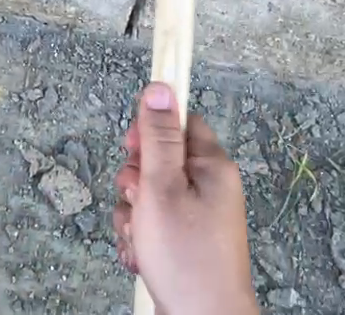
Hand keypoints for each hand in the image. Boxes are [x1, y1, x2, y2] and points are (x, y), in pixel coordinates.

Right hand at [112, 83, 259, 314]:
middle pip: (158, 158)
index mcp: (212, 166)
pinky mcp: (184, 242)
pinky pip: (151, 223)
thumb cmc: (185, 257)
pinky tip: (140, 255)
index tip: (134, 150)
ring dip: (132, 213)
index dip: (151, 131)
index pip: (179, 122)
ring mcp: (197, 217)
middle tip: (137, 199)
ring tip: (139, 237)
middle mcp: (209, 187)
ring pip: (148, 193)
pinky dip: (139, 236)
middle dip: (134, 179)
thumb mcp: (162, 187)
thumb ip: (157, 137)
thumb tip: (160, 86)